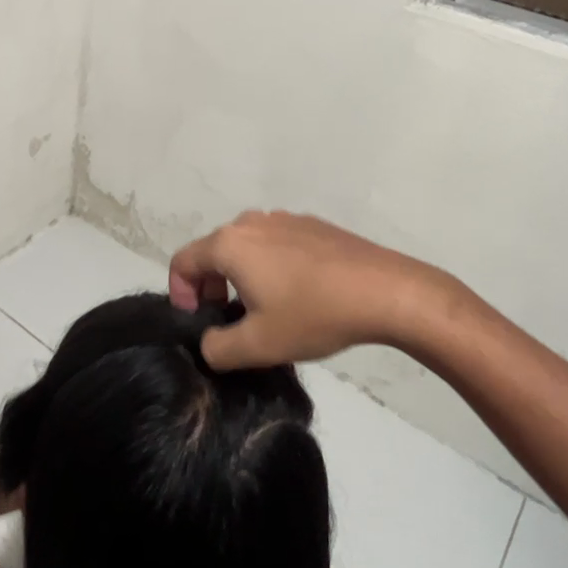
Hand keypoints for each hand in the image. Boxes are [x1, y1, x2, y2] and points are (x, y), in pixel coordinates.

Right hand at [168, 211, 456, 369]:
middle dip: (211, 287)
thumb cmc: (314, 315)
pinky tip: (300, 295)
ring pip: (245, 248)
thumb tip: (209, 342)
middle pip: (212, 252)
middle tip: (230, 321)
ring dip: (242, 277)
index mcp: (228, 244)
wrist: (387, 292)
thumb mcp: (258, 345)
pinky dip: (271, 266)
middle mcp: (250, 222)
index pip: (182, 263)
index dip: (180, 294)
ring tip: (266, 310)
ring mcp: (283, 219)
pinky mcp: (312, 225)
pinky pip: (275, 244)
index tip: (199, 322)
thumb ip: (218, 348)